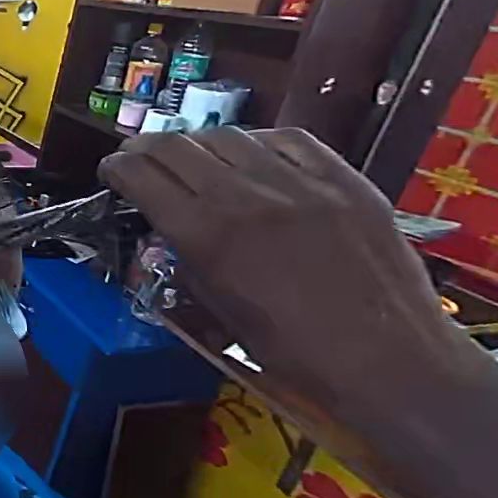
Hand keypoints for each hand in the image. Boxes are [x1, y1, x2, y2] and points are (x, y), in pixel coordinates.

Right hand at [98, 128, 463, 426]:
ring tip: (193, 159)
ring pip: (226, 135)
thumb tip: (166, 219)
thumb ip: (182, 251)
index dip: (115, 167)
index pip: (139, 174)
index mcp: (203, 234)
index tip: (111, 172)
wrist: (386, 362)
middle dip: (144, 149)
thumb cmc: (285, 347)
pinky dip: (255, 143)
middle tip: (138, 160)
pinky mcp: (345, 180)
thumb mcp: (209, 301)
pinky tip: (251, 158)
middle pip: (174, 145)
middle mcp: (243, 197)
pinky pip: (286, 139)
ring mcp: (298, 183)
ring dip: (196, 144)